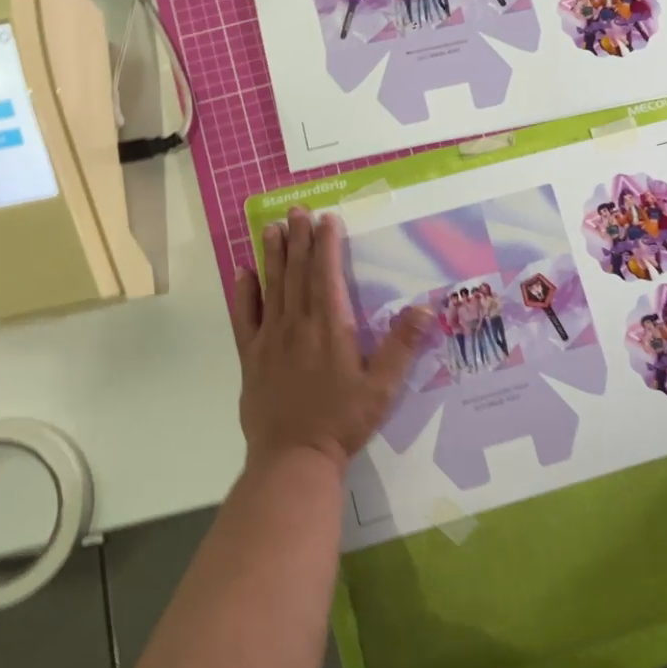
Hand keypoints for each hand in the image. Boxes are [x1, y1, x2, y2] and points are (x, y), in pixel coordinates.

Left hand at [230, 208, 430, 472]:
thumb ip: (401, 346)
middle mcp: (297, 325)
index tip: (327, 218)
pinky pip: (244, 318)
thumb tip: (423, 308)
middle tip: (297, 210)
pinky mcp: (251, 358)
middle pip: (297, 273)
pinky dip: (244, 293)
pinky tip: (243, 273)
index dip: (327, 244)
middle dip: (298, 239)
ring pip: (271, 287)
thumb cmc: (342, 421)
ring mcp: (269, 340)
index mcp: (330, 328)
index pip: (327, 275)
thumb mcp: (382, 387)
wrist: (293, 457)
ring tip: (271, 227)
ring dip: (272, 255)